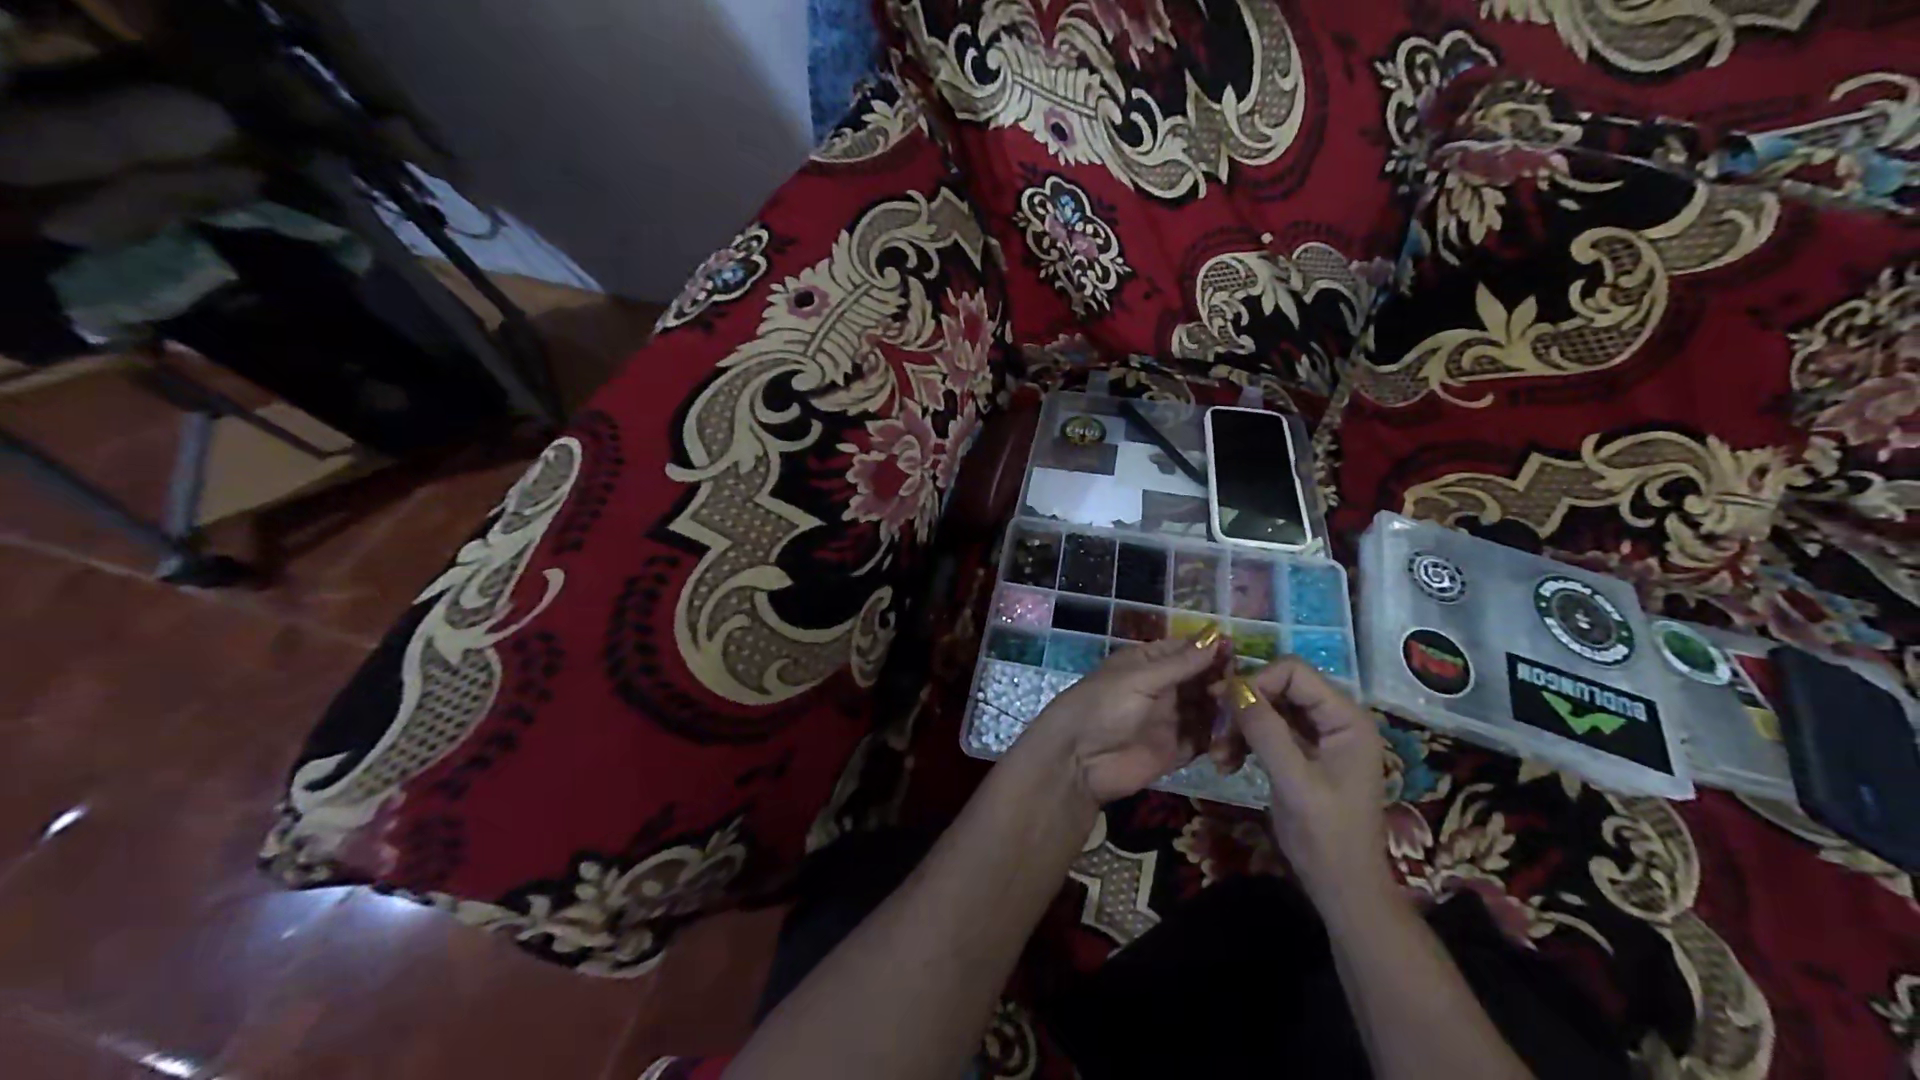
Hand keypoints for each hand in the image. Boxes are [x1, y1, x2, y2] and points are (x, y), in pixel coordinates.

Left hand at [1019, 635, 1227, 805]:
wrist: (1077, 761)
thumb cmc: (1102, 707)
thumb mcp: (1140, 679)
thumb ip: (1181, 663)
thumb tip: (1217, 636)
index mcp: (1149, 663)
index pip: (1189, 651)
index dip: (1213, 652)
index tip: (1240, 656)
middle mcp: (1164, 688)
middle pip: (1205, 681)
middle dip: (1224, 685)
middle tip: (1241, 695)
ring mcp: (1172, 719)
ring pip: (1211, 711)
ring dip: (1227, 715)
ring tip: (1240, 722)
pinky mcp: (1178, 750)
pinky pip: (1207, 741)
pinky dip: (1222, 744)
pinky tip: (1230, 747)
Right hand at [1209, 657, 1391, 905]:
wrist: (1341, 887)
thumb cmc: (1327, 836)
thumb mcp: (1294, 782)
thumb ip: (1266, 731)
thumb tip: (1232, 687)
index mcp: (1346, 719)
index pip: (1294, 672)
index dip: (1256, 682)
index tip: (1223, 707)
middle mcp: (1335, 718)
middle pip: (1278, 687)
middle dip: (1243, 707)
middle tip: (1215, 735)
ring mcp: (1318, 735)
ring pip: (1267, 708)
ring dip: (1238, 726)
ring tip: (1218, 756)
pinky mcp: (1301, 751)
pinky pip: (1265, 729)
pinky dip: (1243, 741)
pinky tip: (1227, 763)